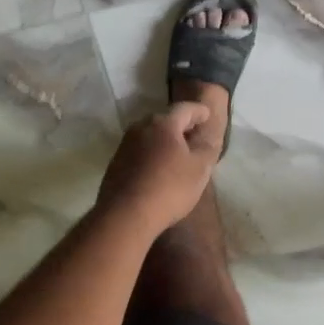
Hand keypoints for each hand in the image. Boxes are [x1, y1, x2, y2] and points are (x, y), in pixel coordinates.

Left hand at [97, 102, 221, 233]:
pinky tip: (158, 169)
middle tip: (194, 136)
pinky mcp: (115, 163)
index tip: (208, 115)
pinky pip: (139, 151)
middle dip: (181, 126)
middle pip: (165, 120)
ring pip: (150, 136)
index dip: (199, 111)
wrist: (125, 216)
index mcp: (163, 124)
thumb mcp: (199, 169)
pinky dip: (152, 154)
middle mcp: (140, 128)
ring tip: (177, 154)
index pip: (185, 108)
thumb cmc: (169, 188)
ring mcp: (125, 145)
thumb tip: (207, 136)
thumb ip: (207, 148)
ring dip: (164, 141)